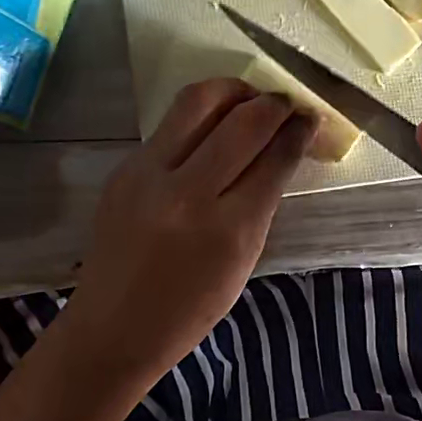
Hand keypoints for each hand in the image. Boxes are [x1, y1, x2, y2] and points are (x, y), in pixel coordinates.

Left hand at [64, 79, 314, 381]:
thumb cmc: (186, 311)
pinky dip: (198, 120)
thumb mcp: (241, 264)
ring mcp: (146, 175)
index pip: (274, 158)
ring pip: (197, 102)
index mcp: (228, 230)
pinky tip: (210, 133)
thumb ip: (259, 205)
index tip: (309, 119)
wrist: (112, 327)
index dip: (299, 131)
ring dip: (233, 93)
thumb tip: (277, 152)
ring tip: (249, 102)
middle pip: (242, 119)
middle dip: (274, 103)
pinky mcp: (122, 170)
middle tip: (285, 105)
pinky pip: (168, 127)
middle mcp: (186, 193)